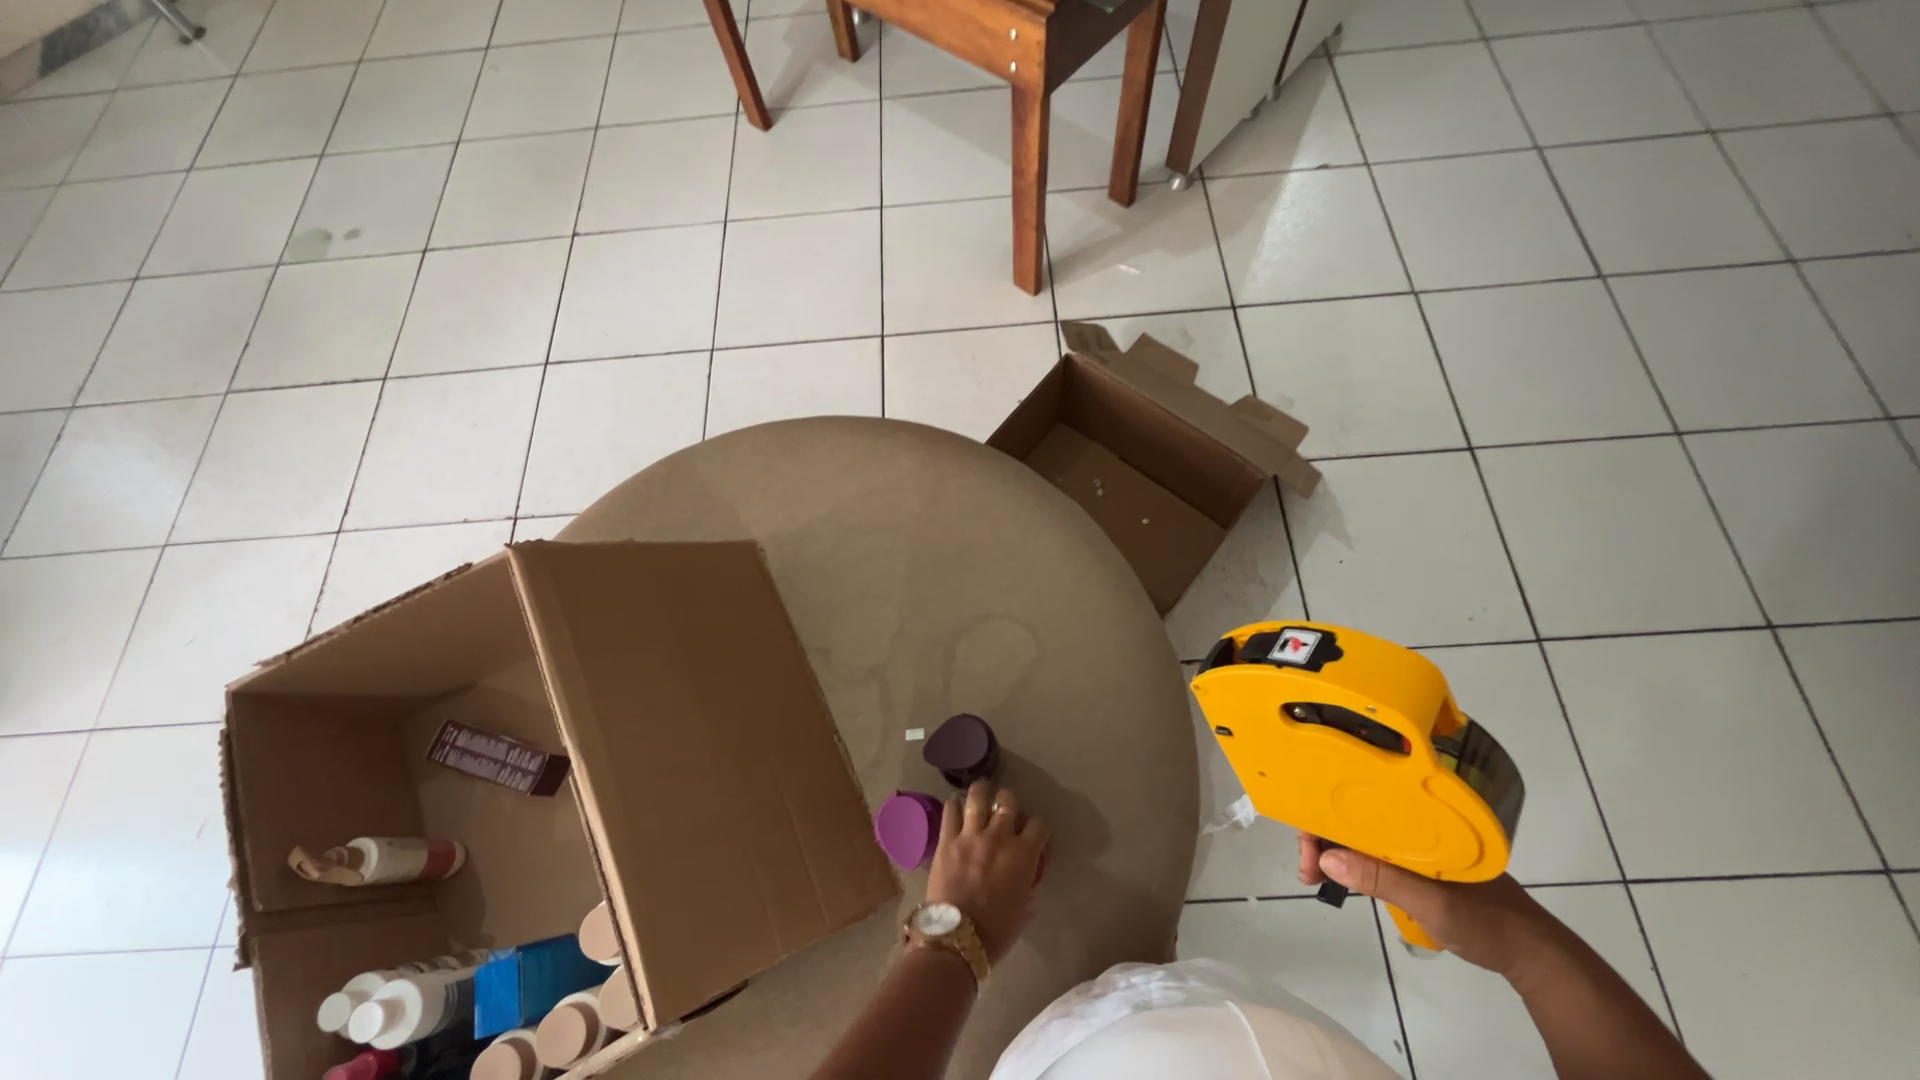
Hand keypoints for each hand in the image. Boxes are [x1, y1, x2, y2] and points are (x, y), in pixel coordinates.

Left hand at [927, 781, 1048, 962]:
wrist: (956, 939)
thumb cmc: (995, 932)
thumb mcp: (1024, 911)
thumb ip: (1029, 889)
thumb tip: (1030, 883)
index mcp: (1023, 855)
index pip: (1039, 824)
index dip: (1037, 826)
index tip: (1032, 833)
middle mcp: (999, 837)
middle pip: (1008, 801)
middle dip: (1009, 802)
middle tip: (1004, 809)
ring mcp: (970, 835)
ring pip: (978, 797)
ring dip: (981, 791)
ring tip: (980, 790)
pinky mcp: (946, 840)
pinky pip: (950, 811)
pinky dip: (954, 805)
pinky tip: (955, 807)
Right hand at [1298, 834, 1562, 979]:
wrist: (1532, 955)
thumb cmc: (1486, 922)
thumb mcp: (1432, 902)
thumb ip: (1382, 878)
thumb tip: (1326, 857)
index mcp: (1417, 823)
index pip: (1358, 807)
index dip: (1323, 821)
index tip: (1308, 853)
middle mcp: (1412, 828)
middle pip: (1354, 820)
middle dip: (1321, 839)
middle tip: (1308, 873)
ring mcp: (1415, 849)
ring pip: (1361, 839)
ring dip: (1332, 853)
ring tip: (1317, 878)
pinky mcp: (1418, 869)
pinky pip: (1374, 857)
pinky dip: (1351, 865)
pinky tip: (1341, 880)